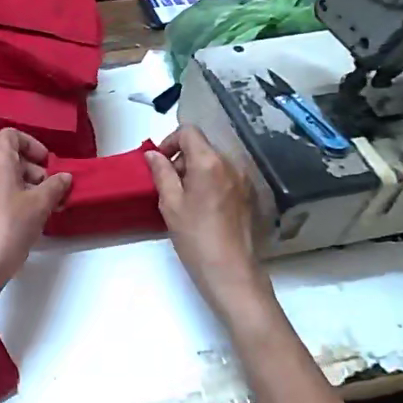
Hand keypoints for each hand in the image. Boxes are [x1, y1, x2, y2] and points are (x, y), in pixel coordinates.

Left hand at [0, 129, 71, 288]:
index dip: (32, 143)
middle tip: (52, 188)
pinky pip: (0, 195)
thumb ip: (56, 185)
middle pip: (11, 158)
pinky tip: (33, 218)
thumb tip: (64, 177)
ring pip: (6, 178)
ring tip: (48, 206)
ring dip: (29, 186)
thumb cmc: (11, 226)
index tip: (47, 161)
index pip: (11, 135)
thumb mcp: (41, 203)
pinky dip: (18, 199)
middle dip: (35, 169)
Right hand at [145, 128, 271, 318]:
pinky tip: (203, 207)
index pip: (189, 131)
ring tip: (184, 199)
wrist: (231, 271)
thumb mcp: (171, 203)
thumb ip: (161, 172)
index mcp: (209, 161)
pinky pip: (225, 176)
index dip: (170, 141)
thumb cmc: (196, 237)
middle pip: (202, 146)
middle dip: (182, 158)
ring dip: (196, 171)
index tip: (159, 163)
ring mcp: (243, 179)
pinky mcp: (249, 194)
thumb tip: (153, 154)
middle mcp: (231, 163)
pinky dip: (211, 182)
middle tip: (168, 185)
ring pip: (214, 161)